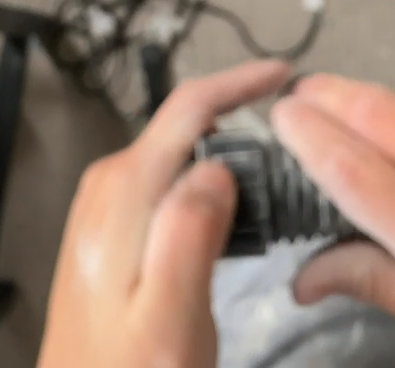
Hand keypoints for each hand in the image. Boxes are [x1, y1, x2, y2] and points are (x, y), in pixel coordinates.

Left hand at [39, 60, 293, 367]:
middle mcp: (109, 183)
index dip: (238, 83)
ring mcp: (104, 202)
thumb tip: (218, 168)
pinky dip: (202, 184)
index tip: (284, 75)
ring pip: (177, 154)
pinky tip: (226, 217)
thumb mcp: (170, 320)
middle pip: (184, 128)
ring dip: (222, 158)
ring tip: (267, 188)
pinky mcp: (109, 225)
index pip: (187, 108)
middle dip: (237, 124)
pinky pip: (165, 181)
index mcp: (125, 193)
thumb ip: (190, 235)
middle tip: (289, 152)